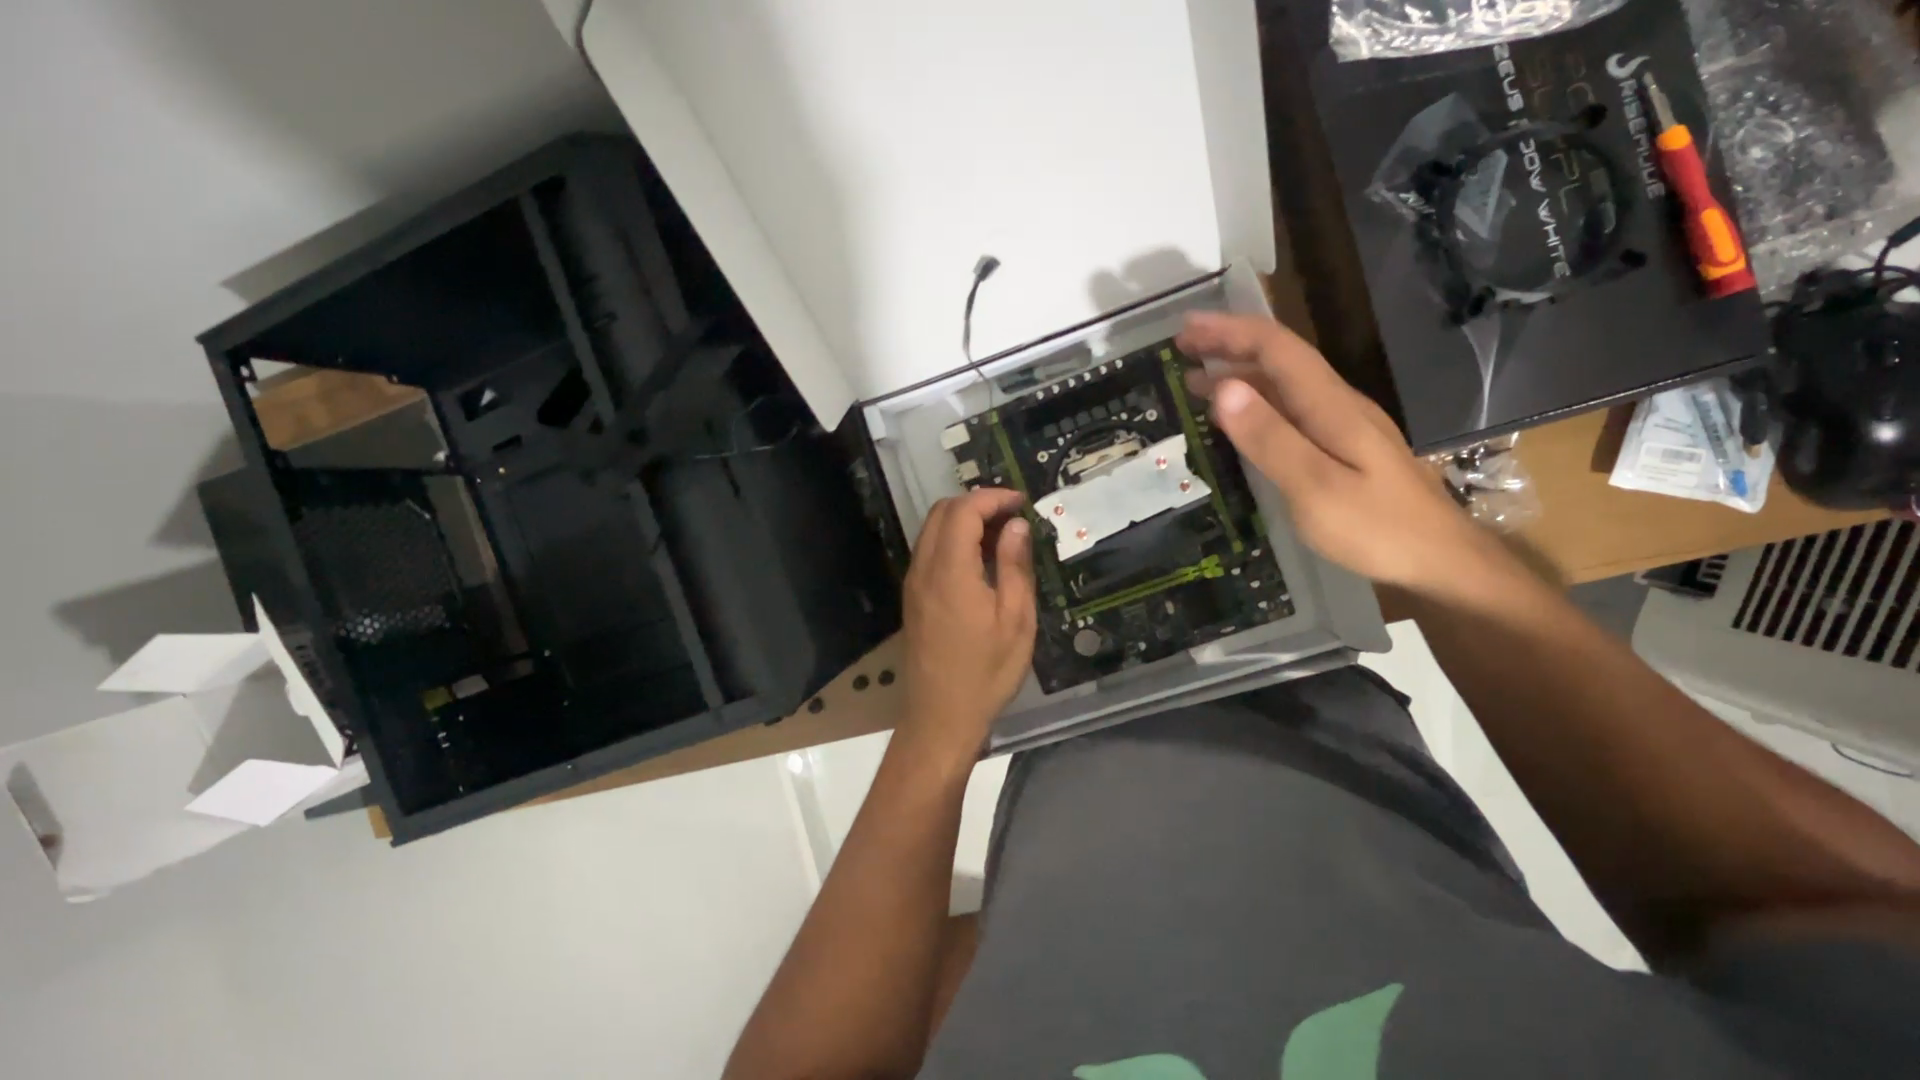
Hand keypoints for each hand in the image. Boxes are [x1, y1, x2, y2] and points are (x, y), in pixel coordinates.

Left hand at [899, 489, 1036, 760]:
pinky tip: (979, 561)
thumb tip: (1016, 525)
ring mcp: (913, 584)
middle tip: (1013, 515)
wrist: (940, 717)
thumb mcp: (1016, 620)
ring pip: (932, 531)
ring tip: (1001, 535)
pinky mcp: (912, 599)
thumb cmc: (986, 673)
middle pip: (942, 513)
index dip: (993, 497)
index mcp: (950, 571)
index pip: (964, 510)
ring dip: (963, 521)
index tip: (1022, 502)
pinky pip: (929, 553)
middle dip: (977, 503)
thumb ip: (1014, 566)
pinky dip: (953, 542)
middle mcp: (924, 570)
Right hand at [1176, 312, 1485, 594]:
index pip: (1276, 349)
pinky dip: (1257, 405)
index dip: (1229, 332)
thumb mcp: (1315, 488)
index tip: (1186, 329)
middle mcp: (1338, 404)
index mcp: (1330, 406)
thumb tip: (1222, 388)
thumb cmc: (1377, 528)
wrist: (1442, 559)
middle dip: (1229, 347)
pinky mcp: (1346, 449)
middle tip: (1181, 350)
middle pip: (1280, 360)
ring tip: (1195, 384)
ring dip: (1239, 376)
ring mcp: (1345, 426)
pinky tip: (1240, 422)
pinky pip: (1292, 411)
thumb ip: (1269, 438)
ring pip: (1285, 386)